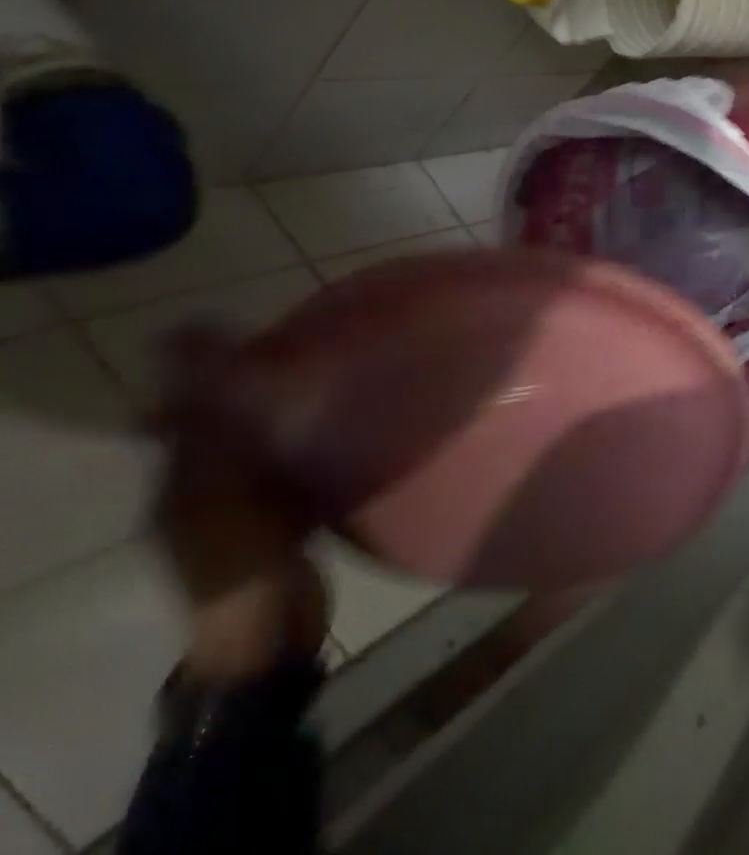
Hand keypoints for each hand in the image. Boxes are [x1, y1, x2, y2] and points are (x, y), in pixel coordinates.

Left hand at [153, 329, 328, 685]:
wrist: (266, 641)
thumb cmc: (242, 567)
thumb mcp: (223, 495)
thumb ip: (215, 428)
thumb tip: (194, 355)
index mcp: (178, 481)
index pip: (182, 409)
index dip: (203, 370)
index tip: (243, 330)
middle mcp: (202, 490)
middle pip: (222, 426)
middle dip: (252, 390)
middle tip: (302, 354)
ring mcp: (242, 512)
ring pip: (260, 450)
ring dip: (285, 420)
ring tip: (331, 385)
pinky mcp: (280, 528)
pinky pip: (292, 476)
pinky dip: (311, 454)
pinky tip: (347, 442)